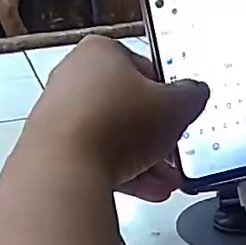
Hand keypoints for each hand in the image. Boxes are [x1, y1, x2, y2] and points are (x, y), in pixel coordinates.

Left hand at [20, 35, 207, 199]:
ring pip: (109, 140)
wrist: (62, 169)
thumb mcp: (174, 106)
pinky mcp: (50, 153)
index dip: (167, 97)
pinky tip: (145, 191)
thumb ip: (191, 96)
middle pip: (125, 110)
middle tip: (174, 156)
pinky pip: (91, 161)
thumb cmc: (113, 125)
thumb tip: (194, 94)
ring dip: (142, 161)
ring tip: (165, 182)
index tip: (178, 117)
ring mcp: (57, 118)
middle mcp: (72, 80)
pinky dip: (118, 174)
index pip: (143, 70)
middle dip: (155, 137)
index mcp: (100, 53)